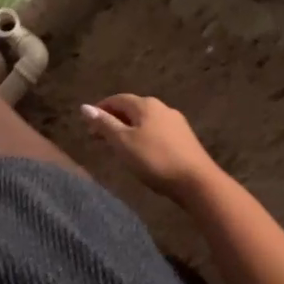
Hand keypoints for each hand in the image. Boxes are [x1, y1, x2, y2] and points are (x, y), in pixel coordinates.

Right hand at [83, 94, 222, 201]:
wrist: (199, 183)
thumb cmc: (155, 160)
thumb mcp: (123, 143)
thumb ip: (104, 124)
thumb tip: (84, 107)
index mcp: (145, 105)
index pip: (117, 99)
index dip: (100, 110)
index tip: (89, 125)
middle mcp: (161, 108)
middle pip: (131, 110)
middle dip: (114, 121)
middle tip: (100, 138)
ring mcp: (176, 123)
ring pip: (145, 122)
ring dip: (129, 130)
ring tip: (119, 147)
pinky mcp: (186, 139)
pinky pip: (157, 132)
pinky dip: (144, 137)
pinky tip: (143, 153)